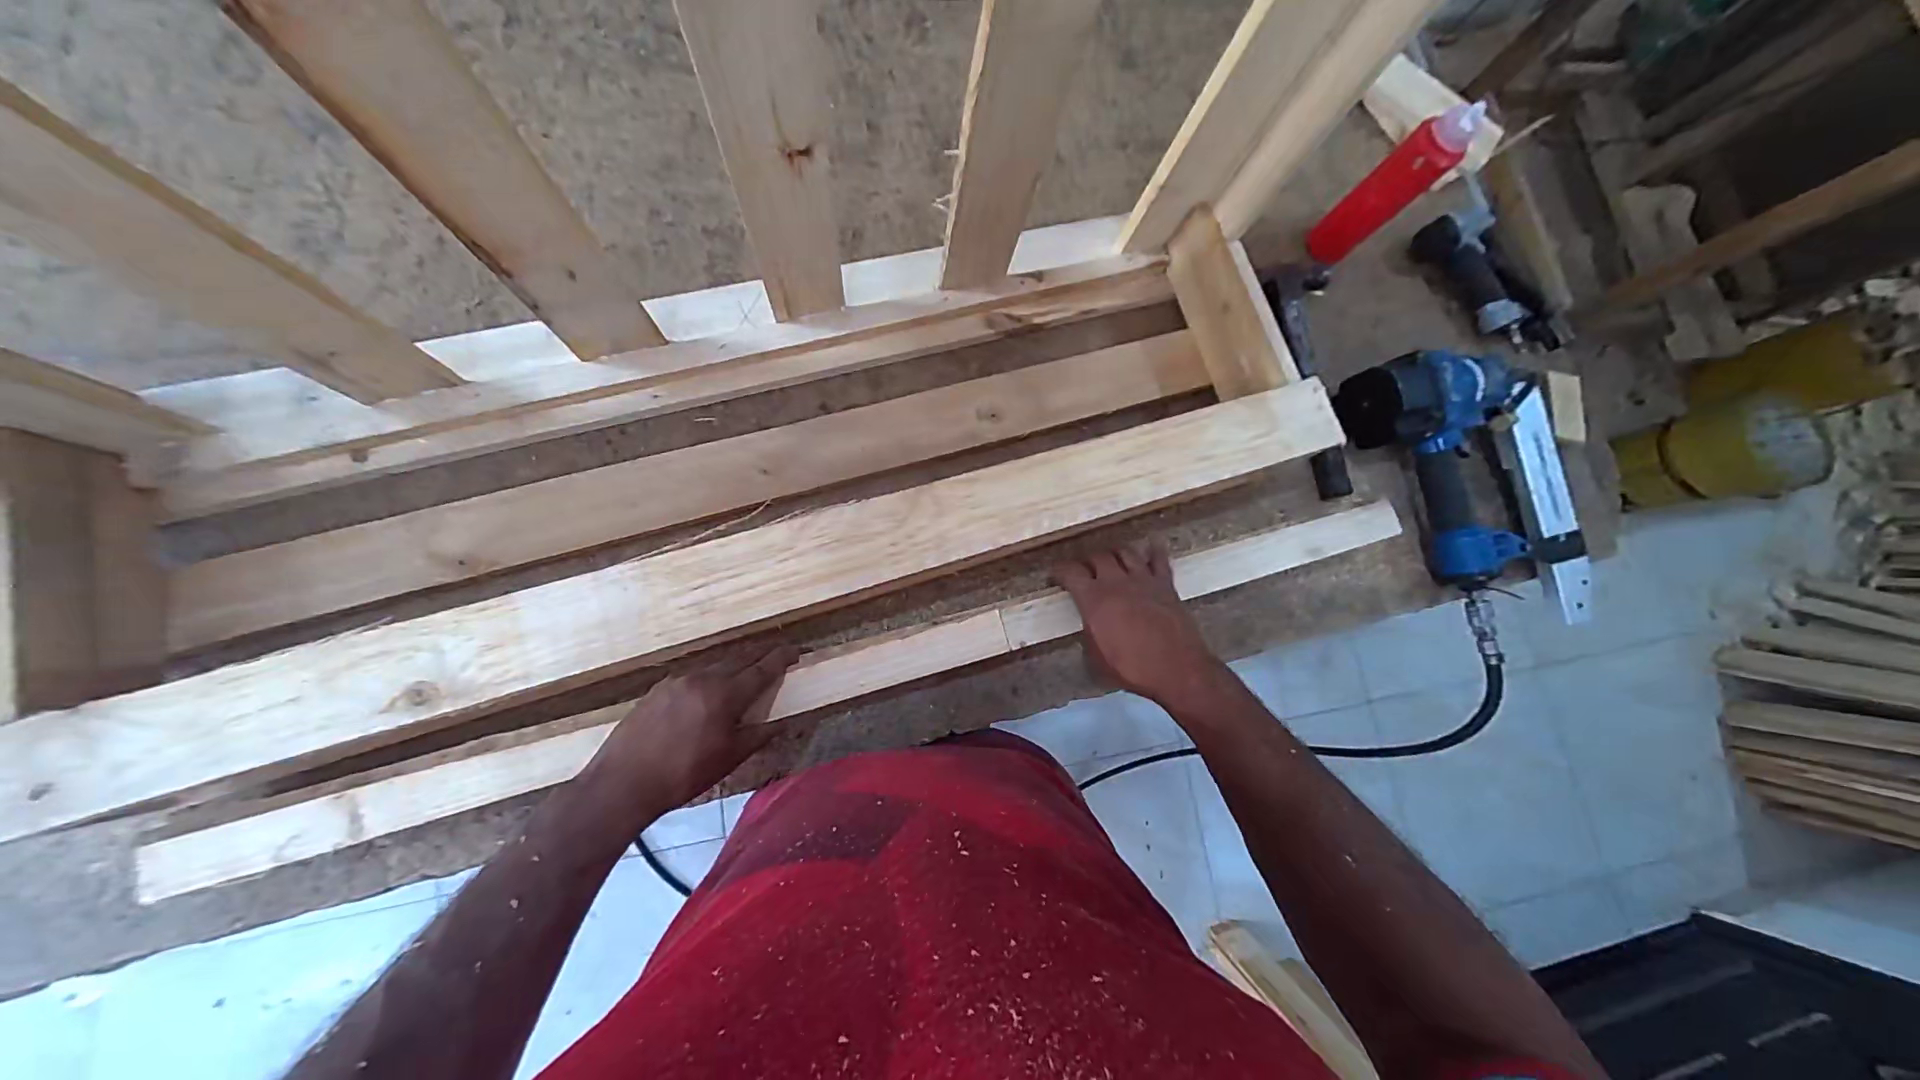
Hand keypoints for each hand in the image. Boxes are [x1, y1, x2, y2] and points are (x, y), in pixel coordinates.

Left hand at [586, 645, 798, 816]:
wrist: (623, 783)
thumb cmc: (684, 774)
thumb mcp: (730, 758)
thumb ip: (759, 734)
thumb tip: (784, 722)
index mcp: (726, 694)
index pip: (763, 667)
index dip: (782, 657)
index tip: (797, 651)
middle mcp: (703, 678)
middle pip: (740, 658)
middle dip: (761, 656)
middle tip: (776, 658)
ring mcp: (677, 680)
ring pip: (715, 665)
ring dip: (734, 665)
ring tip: (744, 674)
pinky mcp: (658, 689)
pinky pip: (693, 675)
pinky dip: (710, 676)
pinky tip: (707, 692)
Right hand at [1054, 540, 1229, 710]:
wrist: (1176, 669)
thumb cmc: (1131, 668)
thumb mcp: (1096, 657)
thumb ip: (1089, 633)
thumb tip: (1089, 624)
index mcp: (1093, 599)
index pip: (1070, 572)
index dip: (1059, 571)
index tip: (1056, 574)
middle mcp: (1116, 582)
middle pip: (1098, 556)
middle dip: (1087, 560)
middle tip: (1084, 569)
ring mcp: (1143, 580)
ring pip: (1125, 551)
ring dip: (1114, 553)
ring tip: (1111, 558)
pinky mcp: (1165, 584)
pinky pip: (1158, 559)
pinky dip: (1153, 550)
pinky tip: (1151, 546)